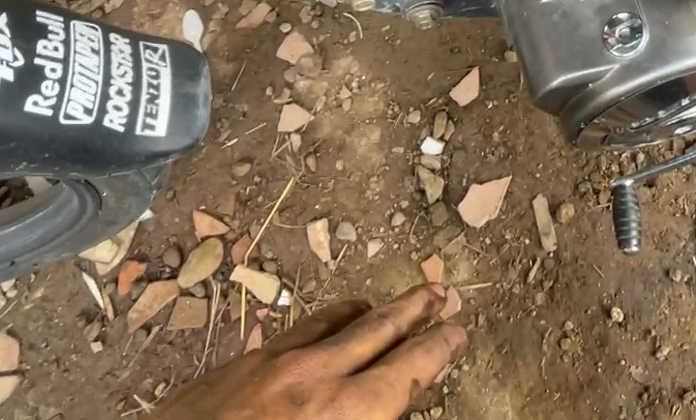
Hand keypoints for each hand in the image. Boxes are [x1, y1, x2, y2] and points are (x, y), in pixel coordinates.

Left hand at [149, 284, 466, 419]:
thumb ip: (361, 418)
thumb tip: (389, 401)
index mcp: (344, 414)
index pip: (407, 370)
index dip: (438, 347)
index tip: (459, 330)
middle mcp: (316, 377)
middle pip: (379, 329)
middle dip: (414, 310)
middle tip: (440, 290)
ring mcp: (273, 364)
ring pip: (336, 322)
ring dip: (369, 311)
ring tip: (387, 303)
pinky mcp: (237, 365)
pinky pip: (296, 330)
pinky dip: (324, 323)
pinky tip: (323, 328)